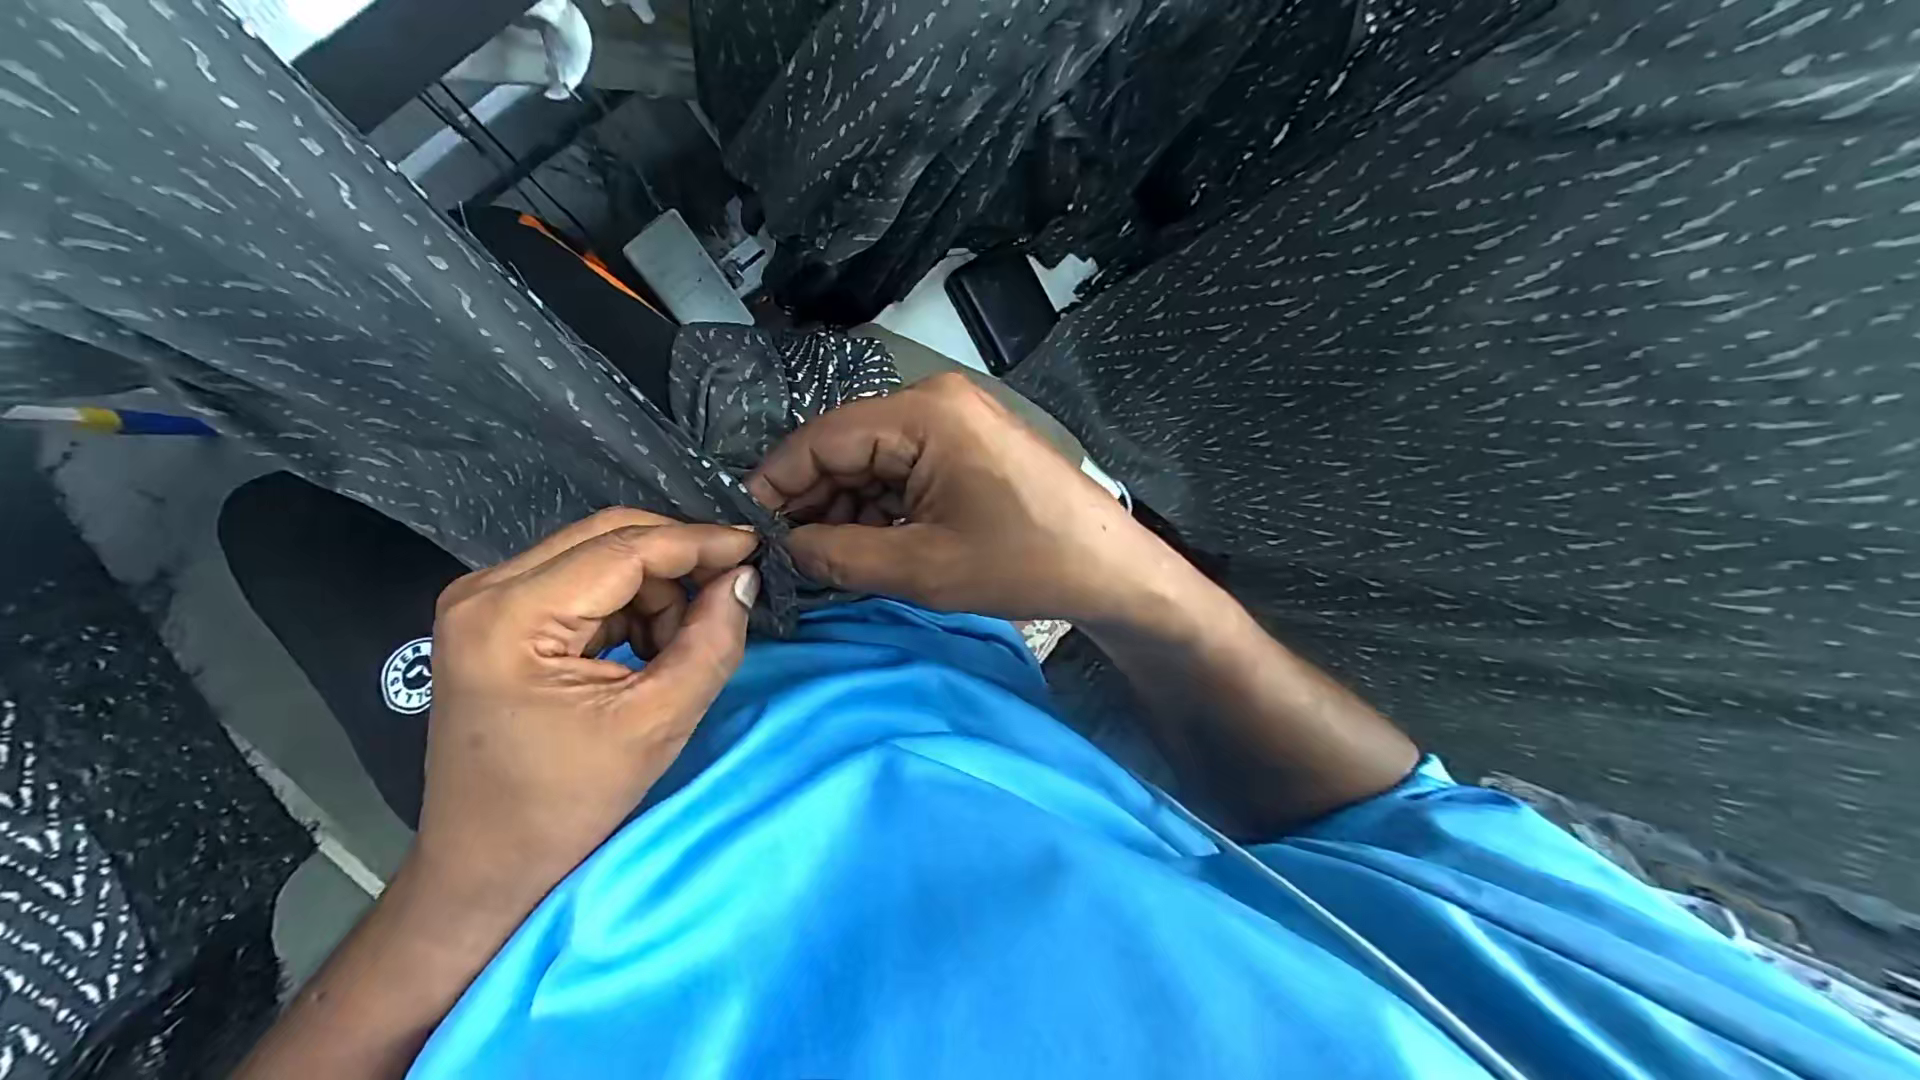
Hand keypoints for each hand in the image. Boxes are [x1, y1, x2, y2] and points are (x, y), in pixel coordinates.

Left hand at [413, 508, 759, 912]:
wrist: (488, 864)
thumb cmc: (566, 802)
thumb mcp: (658, 722)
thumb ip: (712, 641)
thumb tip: (744, 578)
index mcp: (510, 616)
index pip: (625, 548)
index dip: (700, 543)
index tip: (756, 549)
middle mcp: (486, 589)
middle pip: (610, 537)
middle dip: (680, 563)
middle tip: (730, 591)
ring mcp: (487, 600)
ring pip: (605, 558)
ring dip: (658, 593)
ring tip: (674, 652)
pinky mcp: (501, 617)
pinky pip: (588, 583)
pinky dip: (633, 608)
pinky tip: (646, 652)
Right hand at [746, 373, 1195, 625]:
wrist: (1109, 568)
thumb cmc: (1025, 562)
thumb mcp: (922, 567)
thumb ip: (839, 556)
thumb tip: (786, 549)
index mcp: (924, 414)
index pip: (821, 439)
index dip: (777, 485)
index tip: (750, 528)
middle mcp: (934, 402)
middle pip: (845, 447)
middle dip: (813, 503)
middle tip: (788, 556)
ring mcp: (954, 421)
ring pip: (871, 462)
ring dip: (846, 510)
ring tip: (829, 560)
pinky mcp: (966, 445)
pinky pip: (902, 470)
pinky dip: (879, 508)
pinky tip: (869, 546)